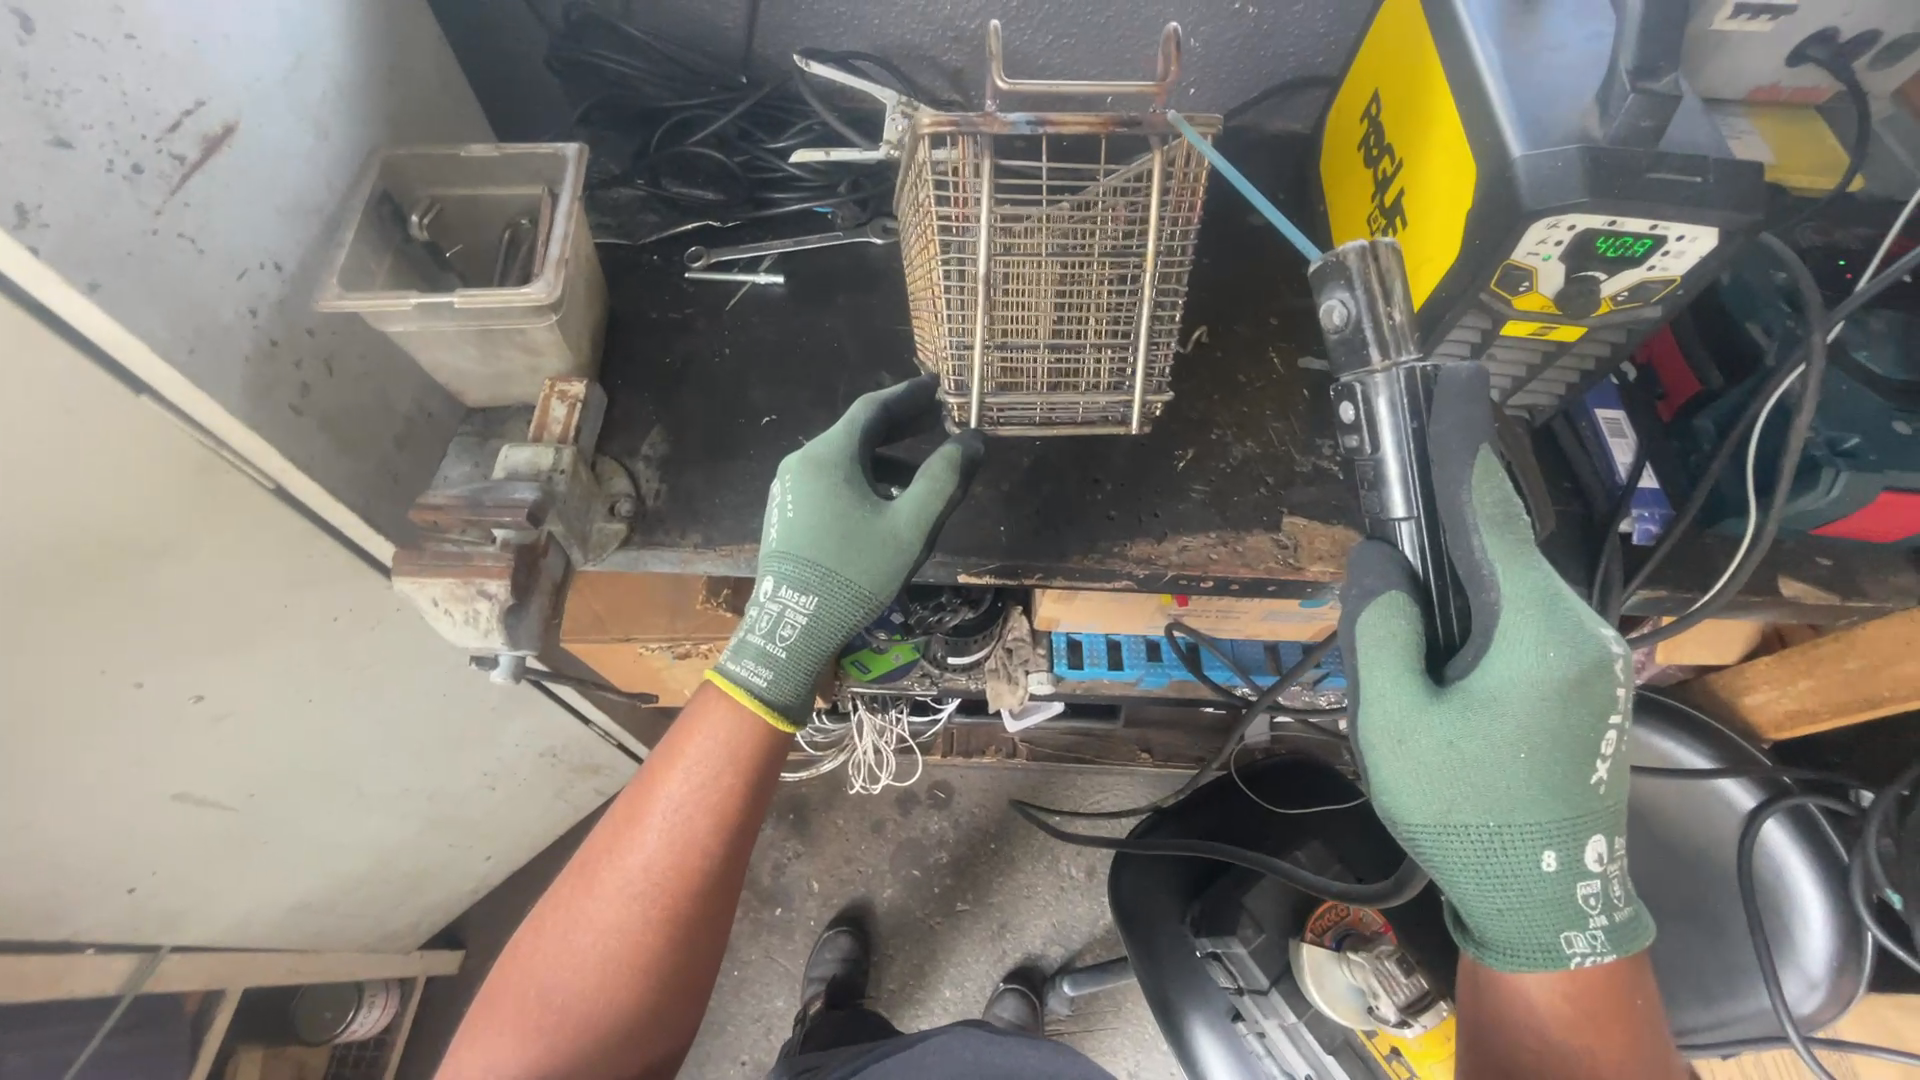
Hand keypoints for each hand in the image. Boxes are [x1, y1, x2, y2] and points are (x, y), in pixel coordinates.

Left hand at [709, 376, 984, 730]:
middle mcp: (803, 462)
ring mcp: (791, 488)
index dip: (908, 394)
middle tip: (937, 417)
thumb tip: (973, 439)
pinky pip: (831, 480)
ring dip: (884, 456)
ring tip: (920, 465)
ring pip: (844, 458)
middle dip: (900, 423)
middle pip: (857, 431)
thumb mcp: (910, 527)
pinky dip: (863, 477)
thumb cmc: (855, 572)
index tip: (937, 385)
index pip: (872, 408)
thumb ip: (943, 479)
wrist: (794, 625)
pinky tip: (885, 500)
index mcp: (829, 455)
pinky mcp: (789, 512)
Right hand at [1339, 363, 1651, 972]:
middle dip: (1428, 537)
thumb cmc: (1460, 811)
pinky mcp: (1579, 676)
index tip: (1446, 384)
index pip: (1487, 512)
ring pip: (1498, 584)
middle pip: (1490, 546)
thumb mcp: (1392, 720)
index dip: (1460, 445)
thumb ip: (1380, 627)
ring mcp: (1586, 652)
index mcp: (1532, 629)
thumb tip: (1377, 557)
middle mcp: (1574, 625)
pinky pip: (1511, 617)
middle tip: (1375, 564)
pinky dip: (1463, 613)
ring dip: (1441, 586)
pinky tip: (1429, 655)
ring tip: (1395, 638)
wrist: (1543, 898)